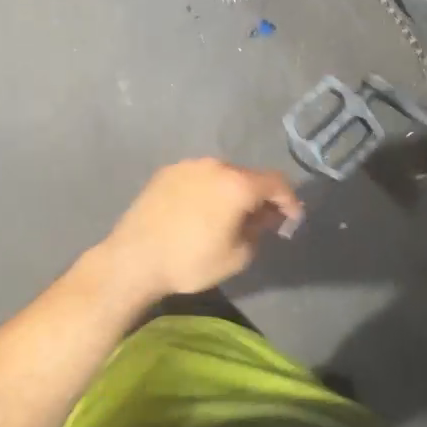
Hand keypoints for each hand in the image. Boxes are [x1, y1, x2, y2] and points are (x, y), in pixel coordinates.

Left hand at [93, 157, 302, 300]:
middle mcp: (215, 165)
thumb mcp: (237, 256)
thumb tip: (262, 218)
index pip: (276, 182)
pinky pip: (198, 178)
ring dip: (232, 192)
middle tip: (262, 220)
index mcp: (237, 183)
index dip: (290, 200)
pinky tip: (200, 212)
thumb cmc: (190, 261)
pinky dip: (208, 191)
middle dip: (259, 197)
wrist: (133, 259)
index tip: (292, 218)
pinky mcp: (166, 172)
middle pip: (248, 176)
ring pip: (221, 175)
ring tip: (228, 216)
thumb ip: (258, 232)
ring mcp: (188, 165)